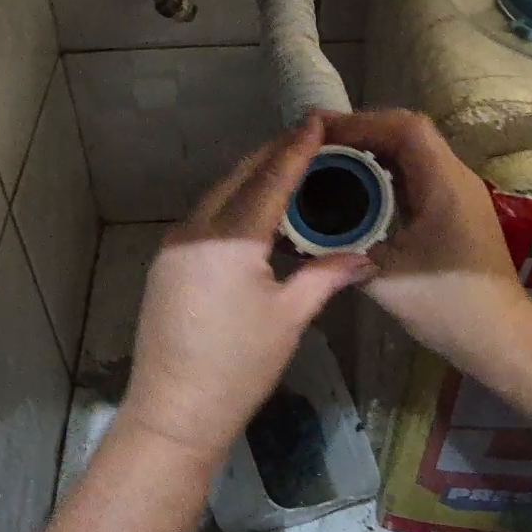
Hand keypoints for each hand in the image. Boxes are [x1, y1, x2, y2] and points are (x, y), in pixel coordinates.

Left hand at [122, 116, 375, 459]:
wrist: (176, 409)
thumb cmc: (239, 366)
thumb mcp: (290, 318)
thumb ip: (326, 276)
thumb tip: (366, 258)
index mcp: (230, 238)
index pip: (269, 180)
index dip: (296, 150)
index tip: (316, 122)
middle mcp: (196, 229)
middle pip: (238, 178)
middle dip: (272, 156)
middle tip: (306, 140)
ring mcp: (174, 245)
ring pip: (217, 196)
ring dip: (250, 179)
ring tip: (286, 168)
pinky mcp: (166, 262)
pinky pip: (204, 218)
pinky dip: (232, 205)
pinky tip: (254, 211)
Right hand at [321, 110, 531, 372]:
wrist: (502, 341)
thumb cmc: (448, 307)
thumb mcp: (384, 278)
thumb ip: (342, 246)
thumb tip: (299, 229)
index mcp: (444, 185)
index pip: (404, 129)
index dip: (359, 123)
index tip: (318, 133)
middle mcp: (456, 178)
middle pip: (406, 132)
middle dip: (359, 132)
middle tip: (315, 144)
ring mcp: (457, 192)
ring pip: (410, 151)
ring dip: (370, 149)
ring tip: (327, 159)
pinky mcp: (453, 208)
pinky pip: (414, 173)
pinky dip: (381, 171)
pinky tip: (353, 187)